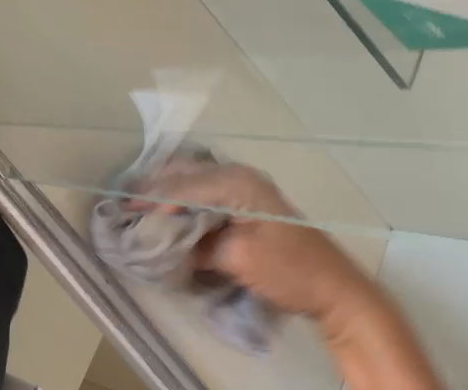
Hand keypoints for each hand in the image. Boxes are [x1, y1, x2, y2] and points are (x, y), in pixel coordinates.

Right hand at [148, 163, 377, 324]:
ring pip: (195, 179)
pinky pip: (207, 190)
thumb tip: (169, 239)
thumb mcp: (237, 258)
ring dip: (170, 191)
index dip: (153, 198)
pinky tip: (172, 208)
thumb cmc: (289, 272)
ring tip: (143, 203)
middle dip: (156, 187)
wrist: (339, 292)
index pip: (182, 186)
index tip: (127, 209)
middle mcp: (238, 176)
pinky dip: (186, 197)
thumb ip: (197, 243)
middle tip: (128, 202)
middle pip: (185, 174)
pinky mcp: (249, 201)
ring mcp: (246, 187)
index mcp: (236, 183)